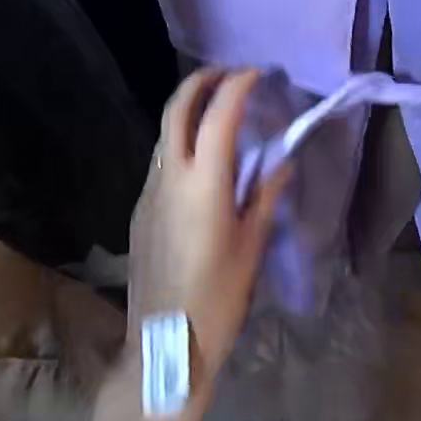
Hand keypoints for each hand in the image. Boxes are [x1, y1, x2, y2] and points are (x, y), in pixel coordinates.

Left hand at [127, 68, 289, 390]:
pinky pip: (161, 160)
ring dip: (189, 109)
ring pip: (164, 133)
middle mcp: (170, 177)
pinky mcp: (139, 209)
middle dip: (201, 81)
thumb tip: (281, 162)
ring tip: (218, 111)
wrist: (163, 347)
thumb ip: (265, 196)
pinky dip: (181, 141)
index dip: (237, 86)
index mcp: (204, 184)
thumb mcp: (252, 246)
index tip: (257, 73)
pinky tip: (202, 160)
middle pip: (177, 109)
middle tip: (228, 74)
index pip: (219, 116)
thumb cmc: (218, 299)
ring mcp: (148, 191)